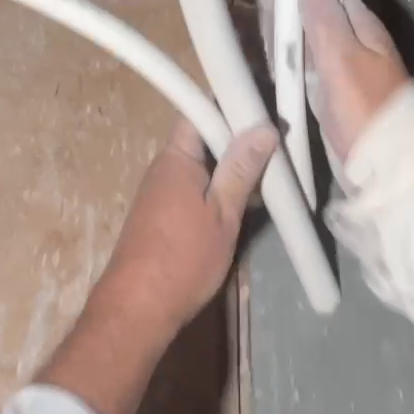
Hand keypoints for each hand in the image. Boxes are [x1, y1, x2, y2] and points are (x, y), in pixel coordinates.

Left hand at [37, 121, 277, 413]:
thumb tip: (265, 127)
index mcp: (177, 156)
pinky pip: (196, 184)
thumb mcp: (223, 214)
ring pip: (202, 163)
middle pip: (203, 136)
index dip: (229, 103)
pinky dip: (219, 186)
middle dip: (237, 136)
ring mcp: (162, 190)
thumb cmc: (182, 259)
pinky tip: (245, 200)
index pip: (200, 110)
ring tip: (270, 168)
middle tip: (277, 139)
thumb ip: (242, 169)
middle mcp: (165, 165)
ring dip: (231, 165)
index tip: (262, 103)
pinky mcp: (163, 213)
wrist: (136, 311)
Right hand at [300, 0, 412, 159]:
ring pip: (308, 36)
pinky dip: (286, 50)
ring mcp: (341, 70)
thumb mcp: (342, 58)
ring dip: (285, 19)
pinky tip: (270, 44)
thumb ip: (324, 18)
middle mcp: (353, 43)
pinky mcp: (329, 94)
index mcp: (362, 27)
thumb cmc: (365, 108)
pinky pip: (303, 63)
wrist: (384, 167)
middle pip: (317, 10)